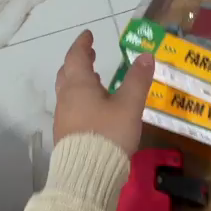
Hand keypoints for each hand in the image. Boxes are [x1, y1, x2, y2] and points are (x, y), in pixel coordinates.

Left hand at [53, 30, 153, 154]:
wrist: (86, 174)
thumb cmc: (108, 133)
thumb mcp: (129, 105)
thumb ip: (138, 80)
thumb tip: (146, 55)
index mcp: (79, 85)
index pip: (76, 57)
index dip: (83, 44)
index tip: (88, 35)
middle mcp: (66, 98)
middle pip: (68, 73)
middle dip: (79, 61)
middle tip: (90, 54)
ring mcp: (64, 118)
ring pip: (68, 92)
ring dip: (80, 81)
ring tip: (96, 79)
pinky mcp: (66, 136)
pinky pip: (71, 108)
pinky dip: (81, 99)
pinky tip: (95, 108)